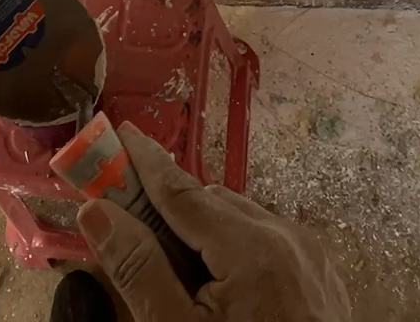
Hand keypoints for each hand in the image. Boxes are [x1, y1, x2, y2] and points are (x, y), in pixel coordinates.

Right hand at [77, 124, 351, 320]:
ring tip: (186, 278)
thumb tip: (97, 211)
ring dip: (208, 232)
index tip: (121, 131)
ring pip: (242, 218)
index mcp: (252, 247)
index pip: (182, 190)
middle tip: (138, 229)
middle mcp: (286, 236)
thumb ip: (139, 269)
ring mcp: (309, 254)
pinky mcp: (322, 274)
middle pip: (213, 203)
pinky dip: (240, 249)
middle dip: (174, 212)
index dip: (146, 162)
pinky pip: (270, 239)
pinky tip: (225, 288)